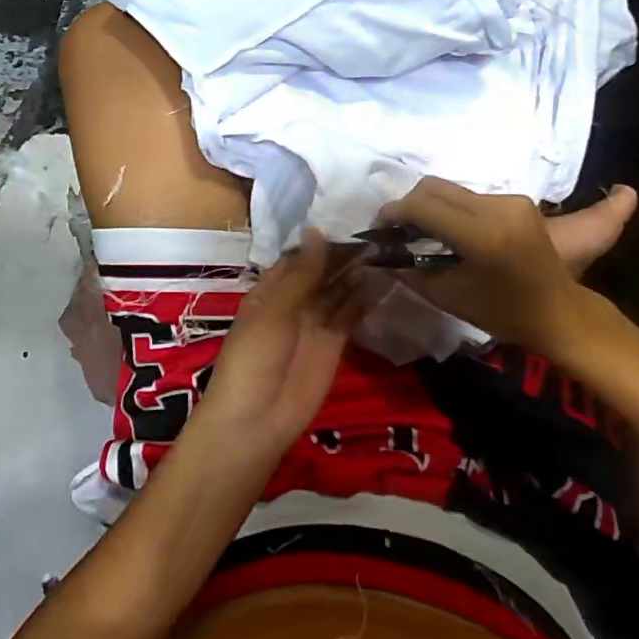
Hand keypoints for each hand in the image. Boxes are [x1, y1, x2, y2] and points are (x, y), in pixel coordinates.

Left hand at [190, 229, 367, 457]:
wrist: (257, 419)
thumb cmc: (254, 357)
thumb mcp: (274, 310)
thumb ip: (301, 274)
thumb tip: (316, 230)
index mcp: (269, 290)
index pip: (297, 257)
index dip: (319, 242)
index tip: (348, 219)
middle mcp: (293, 302)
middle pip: (321, 272)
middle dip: (343, 255)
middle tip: (376, 232)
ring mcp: (314, 323)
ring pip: (338, 291)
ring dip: (356, 273)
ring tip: (384, 250)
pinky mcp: (334, 344)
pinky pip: (350, 315)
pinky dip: (365, 300)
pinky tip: (384, 280)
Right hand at [376, 178, 633, 362]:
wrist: (559, 312)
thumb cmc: (501, 313)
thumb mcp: (445, 296)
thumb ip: (408, 268)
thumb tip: (377, 251)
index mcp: (482, 236)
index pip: (422, 206)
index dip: (393, 213)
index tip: (379, 229)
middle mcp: (498, 209)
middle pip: (433, 187)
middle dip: (407, 205)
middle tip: (397, 230)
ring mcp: (511, 201)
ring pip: (450, 189)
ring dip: (430, 207)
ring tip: (422, 233)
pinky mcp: (518, 200)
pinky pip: (469, 197)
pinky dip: (451, 210)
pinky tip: (451, 234)